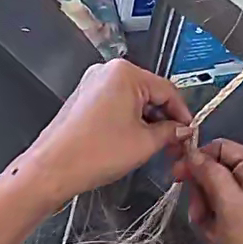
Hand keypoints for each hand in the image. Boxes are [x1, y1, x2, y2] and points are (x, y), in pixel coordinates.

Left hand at [11, 59, 191, 204]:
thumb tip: (181, 130)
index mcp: (125, 74)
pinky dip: (130, 122)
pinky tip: (136, 142)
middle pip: (150, 94)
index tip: (189, 131)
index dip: (183, 114)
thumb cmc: (91, 153)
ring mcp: (93, 85)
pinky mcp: (85, 100)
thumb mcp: (145, 143)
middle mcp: (107, 73)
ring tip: (157, 147)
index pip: (168, 90)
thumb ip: (170, 132)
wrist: (53, 170)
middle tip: (176, 144)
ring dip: (148, 123)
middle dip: (165, 120)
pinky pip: (117, 106)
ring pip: (134, 101)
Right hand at [172, 139, 242, 243]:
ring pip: (214, 194)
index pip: (222, 148)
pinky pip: (220, 213)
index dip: (197, 159)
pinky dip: (213, 226)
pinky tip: (218, 241)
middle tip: (200, 216)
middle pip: (216, 171)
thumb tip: (192, 153)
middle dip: (202, 193)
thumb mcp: (230, 207)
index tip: (175, 176)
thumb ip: (211, 175)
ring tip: (213, 234)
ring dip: (206, 213)